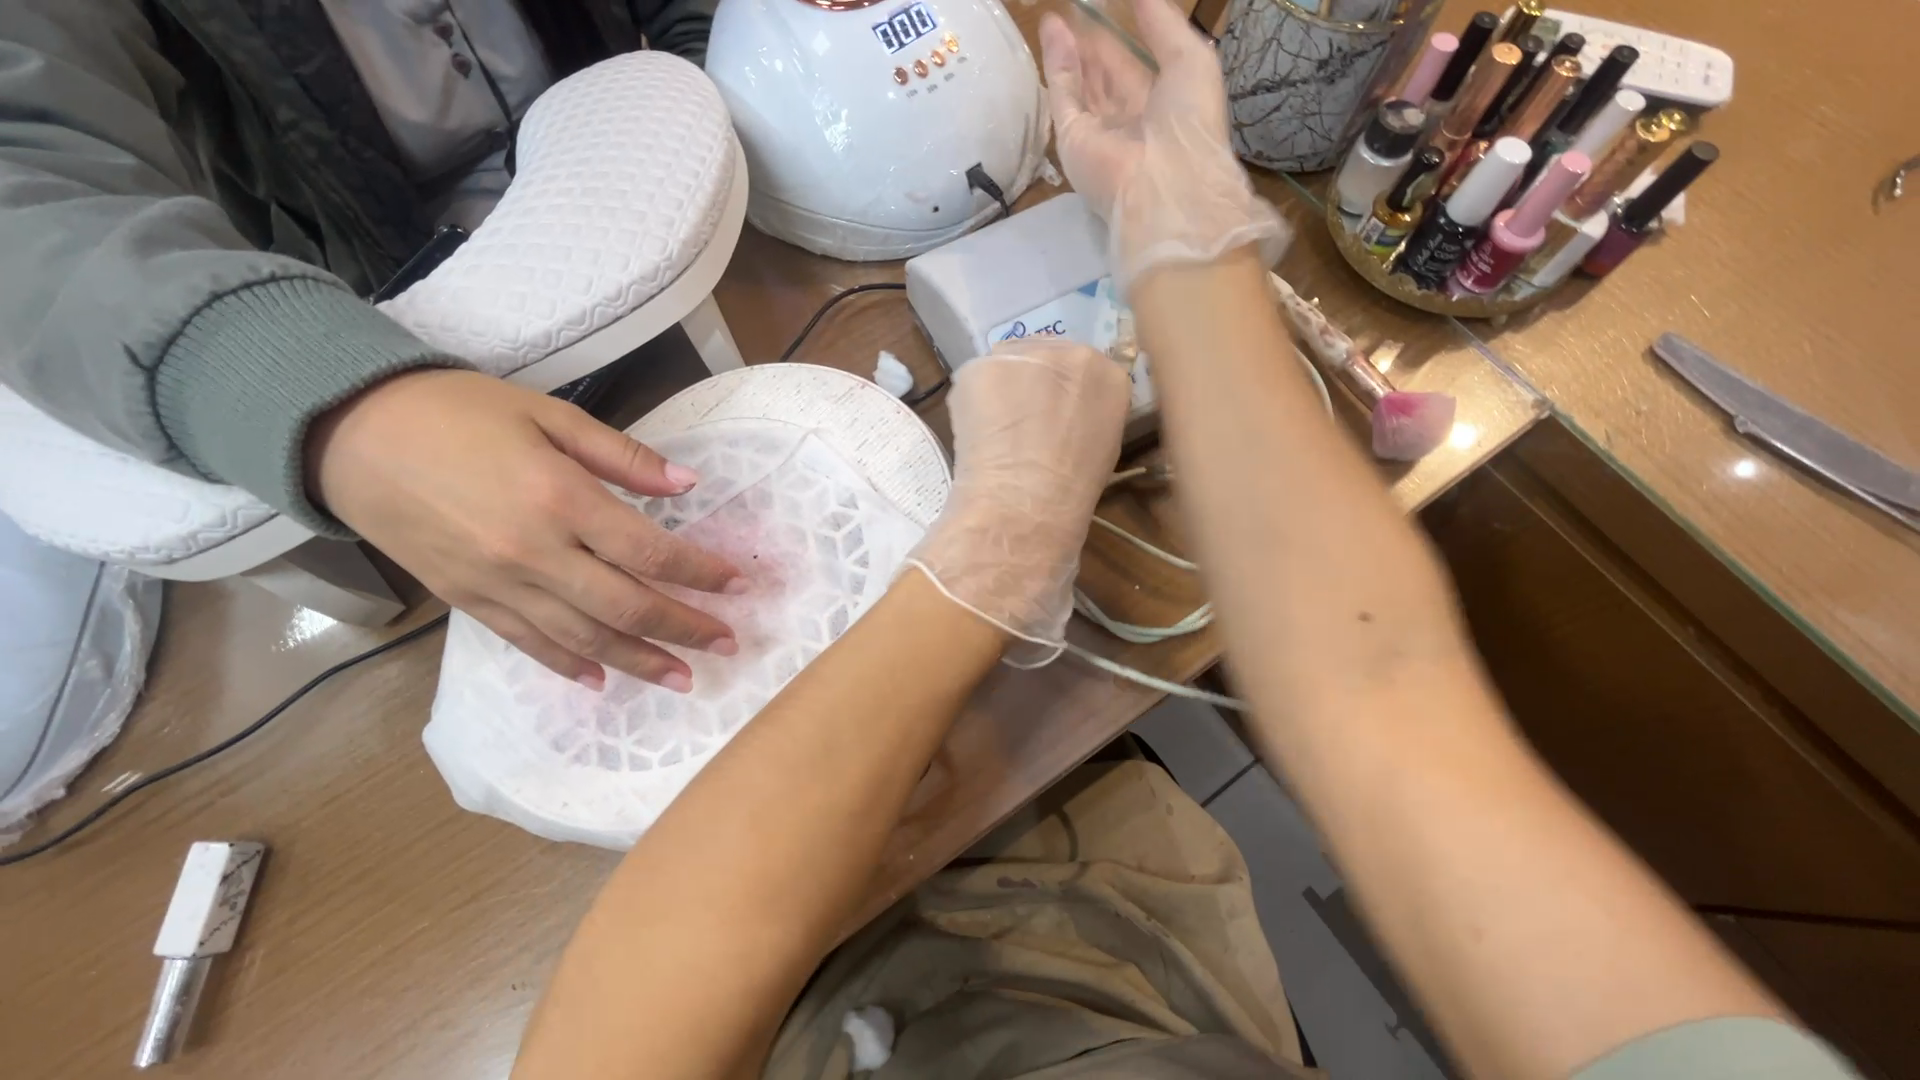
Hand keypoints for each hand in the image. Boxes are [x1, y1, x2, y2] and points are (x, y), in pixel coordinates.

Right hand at [307, 369, 744, 689]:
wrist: (349, 432)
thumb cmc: (459, 412)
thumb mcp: (550, 415)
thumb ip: (623, 455)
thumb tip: (689, 484)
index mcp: (561, 498)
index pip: (650, 552)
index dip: (701, 573)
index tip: (738, 587)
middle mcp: (535, 553)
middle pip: (626, 606)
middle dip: (684, 629)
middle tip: (728, 645)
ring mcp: (499, 584)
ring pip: (583, 638)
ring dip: (639, 661)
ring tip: (683, 679)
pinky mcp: (468, 601)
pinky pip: (527, 644)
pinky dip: (567, 666)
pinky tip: (600, 681)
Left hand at [906, 341, 1131, 664]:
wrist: (1027, 501)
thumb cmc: (1071, 490)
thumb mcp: (1102, 445)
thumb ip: (1087, 413)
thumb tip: (1062, 411)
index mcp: (1108, 375)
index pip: (1080, 367)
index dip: (1057, 390)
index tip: (1047, 412)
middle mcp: (1070, 353)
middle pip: (1041, 355)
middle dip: (1027, 383)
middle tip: (1016, 422)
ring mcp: (1023, 355)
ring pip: (1005, 365)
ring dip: (998, 389)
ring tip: (996, 430)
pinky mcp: (982, 367)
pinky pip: (974, 379)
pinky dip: (972, 402)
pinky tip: (977, 432)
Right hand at [1039, 0, 1287, 291]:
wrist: (1166, 186)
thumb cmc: (1190, 123)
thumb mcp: (1191, 60)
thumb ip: (1163, 23)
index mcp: (1162, 110)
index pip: (1136, 70)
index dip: (1122, 39)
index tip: (1109, 7)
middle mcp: (1129, 123)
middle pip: (1104, 78)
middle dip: (1092, 44)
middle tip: (1079, 8)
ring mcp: (1098, 134)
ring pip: (1081, 84)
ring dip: (1071, 49)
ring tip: (1060, 13)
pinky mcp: (1072, 141)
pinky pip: (1063, 95)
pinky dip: (1057, 62)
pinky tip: (1052, 29)